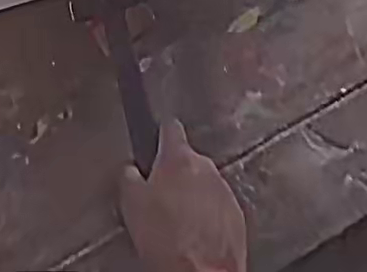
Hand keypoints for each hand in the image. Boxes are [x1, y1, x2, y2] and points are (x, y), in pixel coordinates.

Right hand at [119, 121, 246, 271]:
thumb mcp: (131, 201)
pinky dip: (209, 216)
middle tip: (161, 194)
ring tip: (178, 220)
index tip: (157, 138)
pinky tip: (195, 234)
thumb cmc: (168, 239)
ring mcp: (225, 194)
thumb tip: (130, 171)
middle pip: (188, 159)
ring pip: (204, 184)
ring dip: (193, 195)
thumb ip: (129, 175)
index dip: (161, 132)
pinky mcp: (238, 220)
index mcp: (179, 157)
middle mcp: (205, 169)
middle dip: (176, 172)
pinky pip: (219, 208)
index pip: (170, 127)